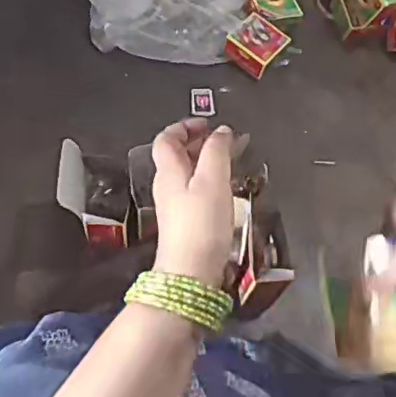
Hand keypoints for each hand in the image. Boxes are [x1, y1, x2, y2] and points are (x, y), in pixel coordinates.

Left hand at [150, 118, 234, 286]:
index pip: (166, 139)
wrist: (191, 272)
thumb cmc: (201, 223)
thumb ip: (217, 151)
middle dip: (198, 141)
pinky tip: (225, 186)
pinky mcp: (185, 221)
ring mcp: (174, 204)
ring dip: (205, 159)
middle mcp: (167, 185)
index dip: (184, 126)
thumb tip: (222, 131)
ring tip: (228, 157)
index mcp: (168, 170)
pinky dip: (208, 178)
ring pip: (186, 172)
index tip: (207, 124)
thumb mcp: (213, 180)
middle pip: (176, 154)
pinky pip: (193, 189)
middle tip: (223, 139)